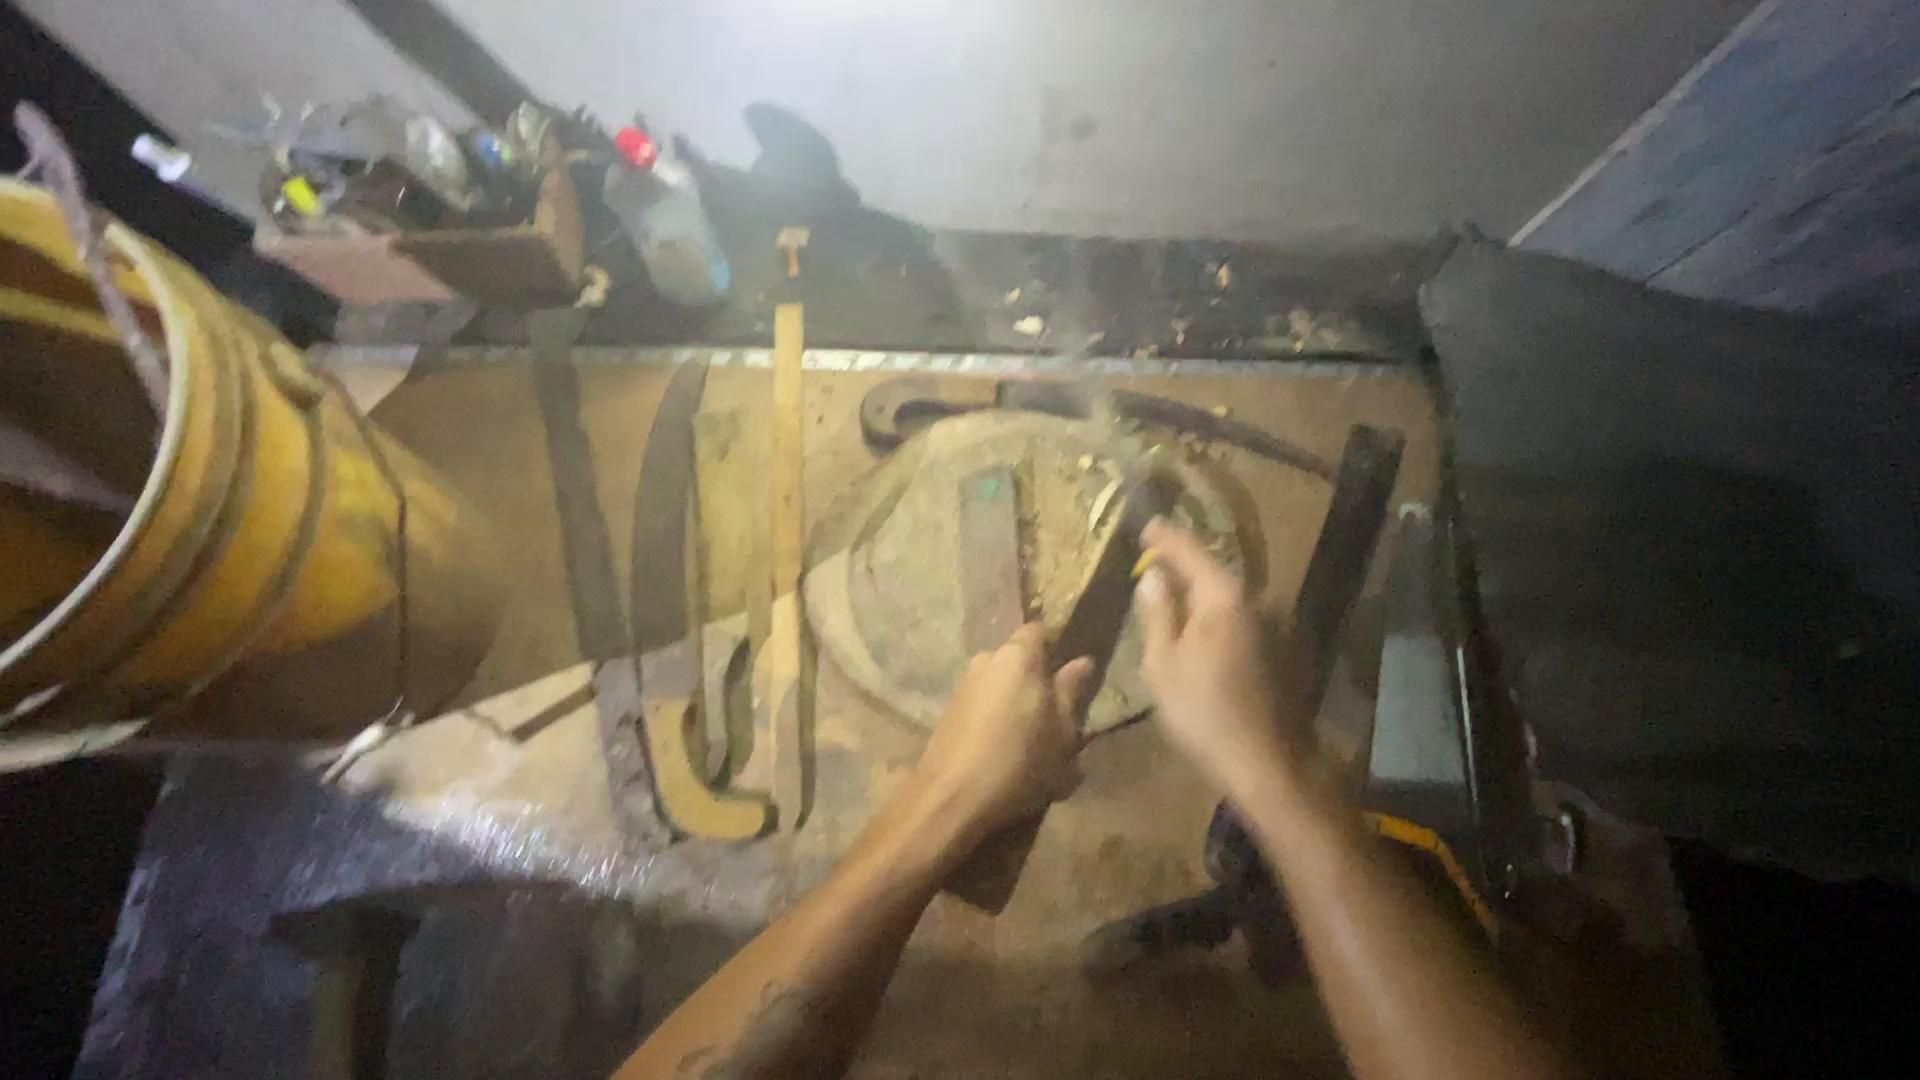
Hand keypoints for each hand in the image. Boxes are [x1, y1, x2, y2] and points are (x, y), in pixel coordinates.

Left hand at [912, 624, 1096, 838]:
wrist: (951, 797)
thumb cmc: (1019, 760)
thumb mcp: (1062, 732)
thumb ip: (1071, 692)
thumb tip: (1082, 661)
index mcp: (1017, 656)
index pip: (1039, 631)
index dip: (1057, 646)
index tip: (1071, 673)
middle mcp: (986, 660)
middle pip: (1019, 660)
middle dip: (1037, 681)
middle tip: (1058, 716)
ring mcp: (963, 686)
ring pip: (1000, 685)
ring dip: (1016, 704)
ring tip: (1033, 743)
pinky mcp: (948, 712)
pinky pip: (983, 705)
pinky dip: (996, 720)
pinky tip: (1005, 753)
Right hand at [1134, 518, 1301, 799]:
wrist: (1269, 763)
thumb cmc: (1203, 713)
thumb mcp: (1163, 664)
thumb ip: (1158, 613)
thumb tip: (1152, 575)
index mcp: (1223, 597)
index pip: (1190, 551)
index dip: (1165, 538)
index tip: (1148, 524)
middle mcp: (1257, 599)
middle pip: (1213, 572)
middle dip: (1184, 567)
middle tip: (1156, 566)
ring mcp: (1278, 623)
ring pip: (1230, 598)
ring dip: (1203, 596)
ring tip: (1175, 603)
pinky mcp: (1287, 647)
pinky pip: (1244, 618)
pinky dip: (1221, 618)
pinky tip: (1204, 636)